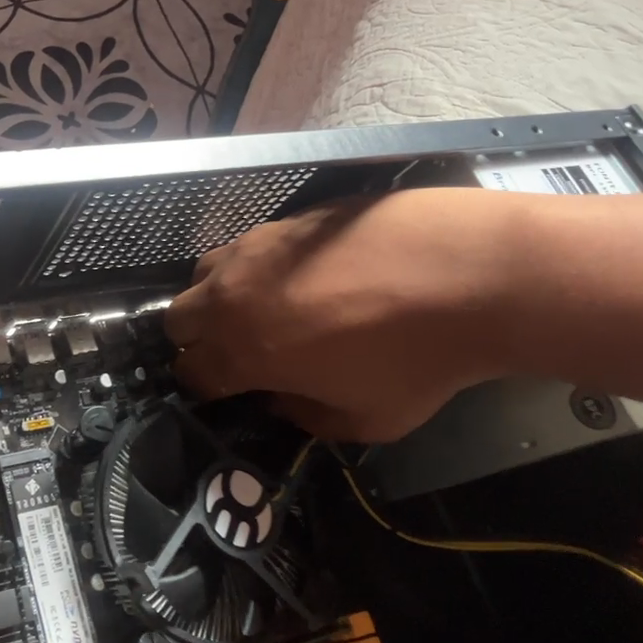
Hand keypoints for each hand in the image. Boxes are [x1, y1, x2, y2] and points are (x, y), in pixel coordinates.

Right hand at [165, 188, 519, 443]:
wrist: (466, 272)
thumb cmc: (416, 358)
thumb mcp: (365, 421)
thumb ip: (304, 417)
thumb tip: (279, 395)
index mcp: (243, 350)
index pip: (190, 372)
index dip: (204, 389)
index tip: (228, 393)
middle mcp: (233, 294)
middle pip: (176, 317)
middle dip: (197, 340)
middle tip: (237, 352)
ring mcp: (256, 249)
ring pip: (204, 274)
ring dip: (218, 297)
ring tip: (263, 308)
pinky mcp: (286, 221)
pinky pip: (248, 247)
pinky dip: (257, 268)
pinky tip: (302, 276)